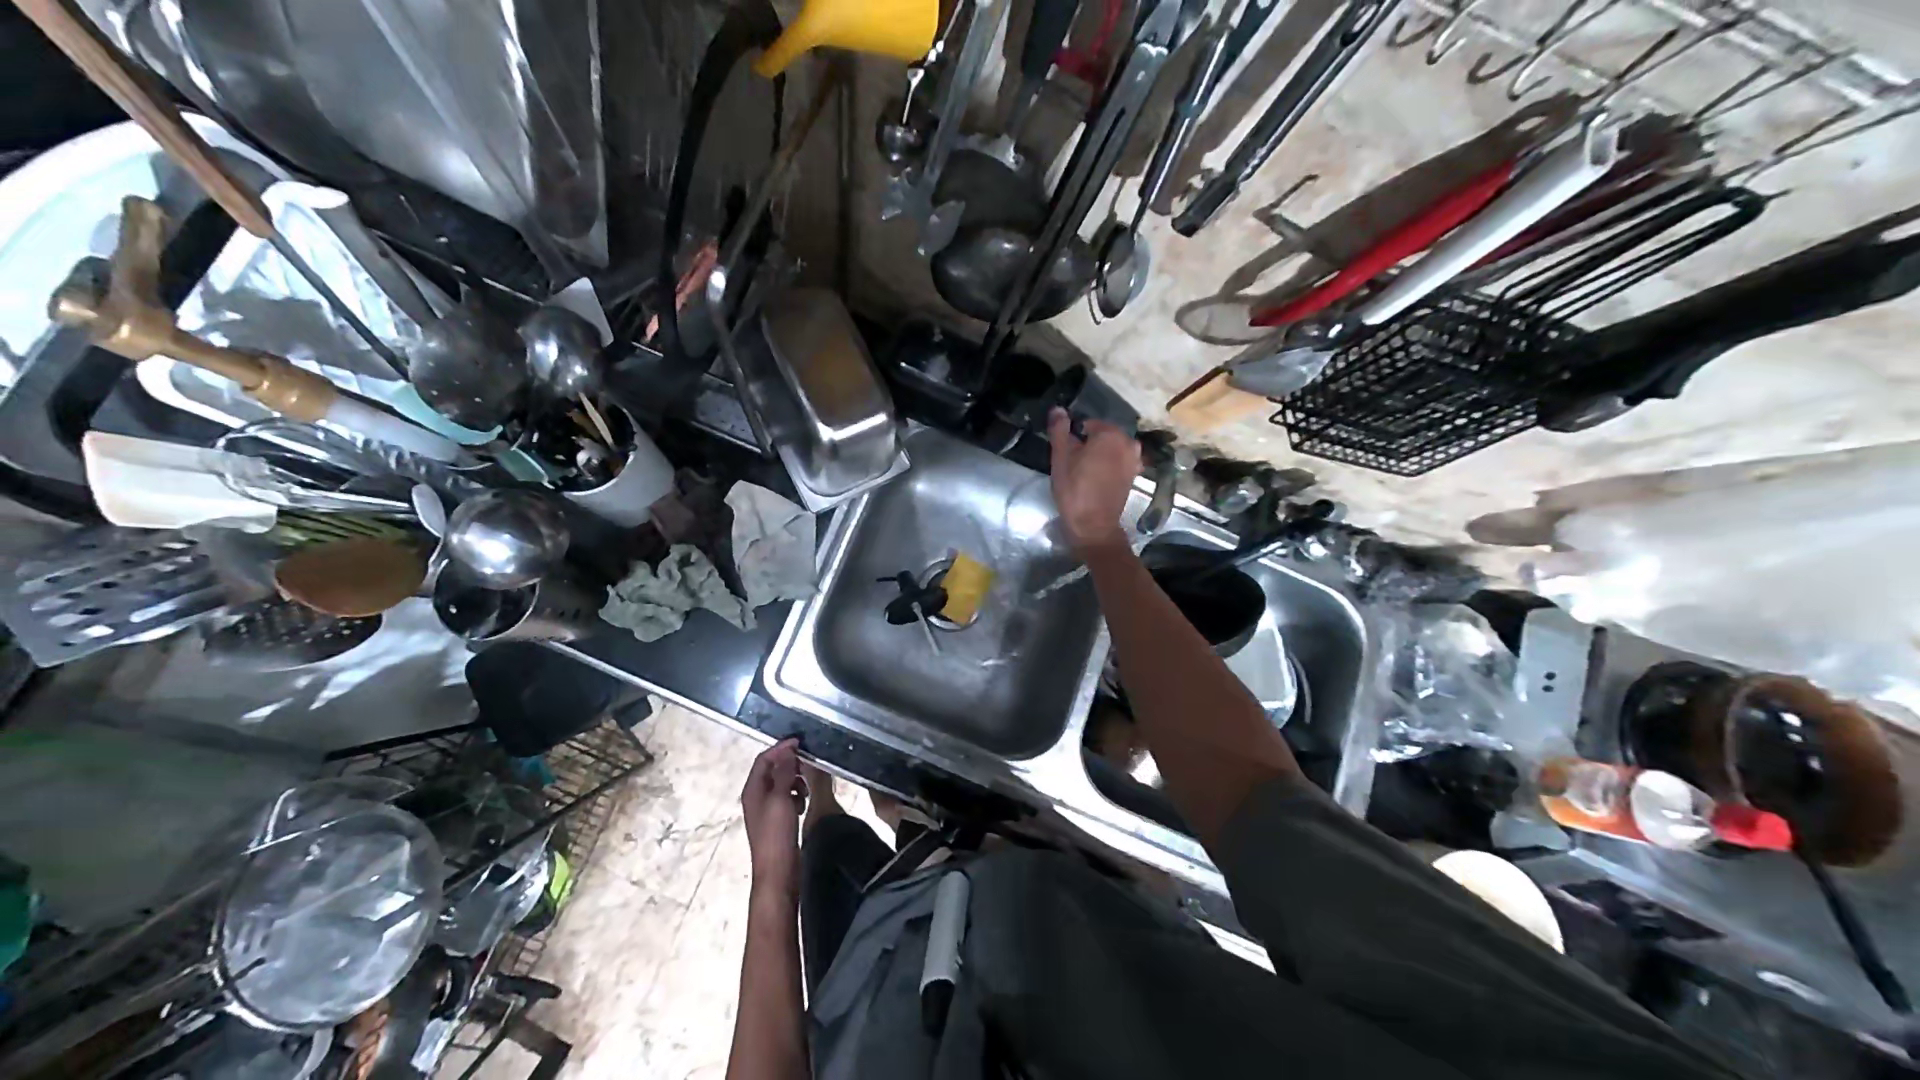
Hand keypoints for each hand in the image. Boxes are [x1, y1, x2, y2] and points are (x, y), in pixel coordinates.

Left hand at [740, 739, 803, 898]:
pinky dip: (796, 795)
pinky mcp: (776, 820)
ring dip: (794, 780)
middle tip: (809, 764)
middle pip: (772, 770)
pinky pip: (786, 799)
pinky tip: (804, 804)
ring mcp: (766, 810)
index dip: (781, 748)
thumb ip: (784, 773)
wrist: (777, 872)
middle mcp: (756, 797)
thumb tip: (787, 750)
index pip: (764, 759)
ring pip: (781, 784)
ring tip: (807, 788)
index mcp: (753, 789)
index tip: (801, 743)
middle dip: (790, 764)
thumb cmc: (776, 834)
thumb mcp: (781, 799)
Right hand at [1048, 407, 1139, 555]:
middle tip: (1074, 462)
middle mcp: (1127, 442)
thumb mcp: (1060, 458)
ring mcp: (1134, 459)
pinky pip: (1120, 460)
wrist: (1094, 525)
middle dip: (1090, 443)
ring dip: (1101, 453)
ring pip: (1112, 447)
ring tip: (1085, 469)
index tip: (1067, 451)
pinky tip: (1098, 476)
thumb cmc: (1074, 490)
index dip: (1075, 435)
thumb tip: (1058, 409)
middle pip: (1103, 435)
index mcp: (1109, 434)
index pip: (1088, 424)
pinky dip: (1110, 463)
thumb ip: (1059, 430)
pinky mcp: (1134, 474)